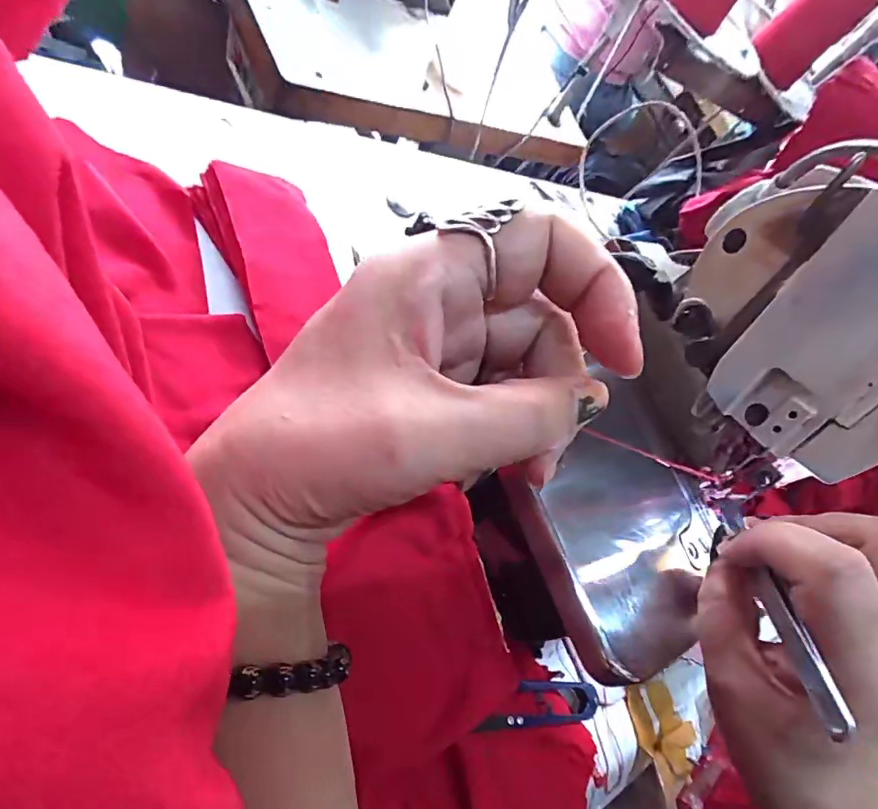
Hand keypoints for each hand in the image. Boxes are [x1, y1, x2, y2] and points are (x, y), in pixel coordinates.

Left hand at [187, 205, 643, 602]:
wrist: (256, 500)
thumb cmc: (327, 447)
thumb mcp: (440, 429)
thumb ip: (533, 412)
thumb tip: (584, 403)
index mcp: (428, 273)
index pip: (544, 240)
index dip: (598, 288)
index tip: (621, 361)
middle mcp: (430, 298)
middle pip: (537, 316)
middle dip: (558, 384)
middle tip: (552, 449)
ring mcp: (423, 347)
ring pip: (515, 364)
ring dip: (534, 418)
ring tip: (526, 473)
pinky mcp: (418, 391)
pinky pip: (485, 396)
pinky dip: (504, 432)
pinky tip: (496, 471)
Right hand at [695, 514, 877, 808]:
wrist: (827, 796)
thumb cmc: (772, 752)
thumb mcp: (729, 685)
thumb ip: (723, 616)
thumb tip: (725, 565)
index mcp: (862, 670)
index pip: (839, 571)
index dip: (775, 542)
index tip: (729, 555)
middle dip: (815, 527)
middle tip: (762, 549)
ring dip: (827, 536)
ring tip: (776, 559)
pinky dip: (834, 554)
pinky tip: (794, 580)